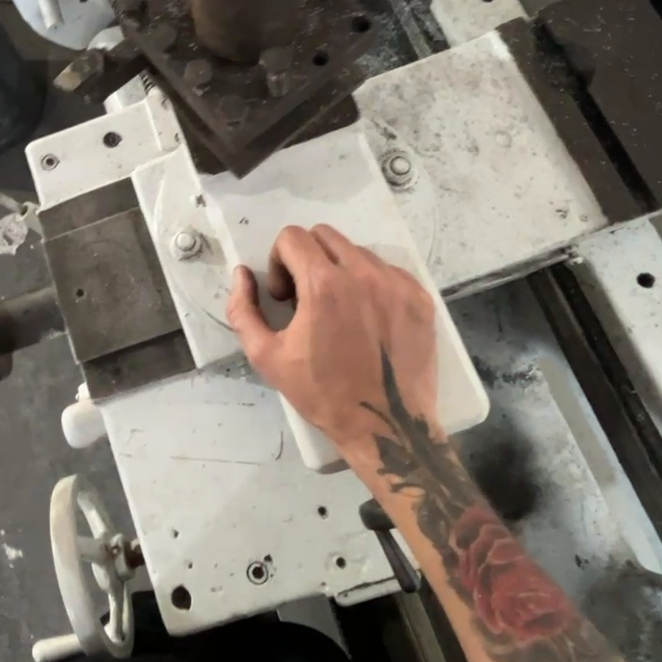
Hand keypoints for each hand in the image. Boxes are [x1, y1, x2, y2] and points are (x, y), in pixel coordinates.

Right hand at [226, 226, 442, 444]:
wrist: (386, 426)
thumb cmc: (322, 394)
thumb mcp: (266, 356)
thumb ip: (243, 310)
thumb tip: (242, 275)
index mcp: (324, 284)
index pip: (293, 237)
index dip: (279, 262)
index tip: (284, 296)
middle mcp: (363, 274)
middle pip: (324, 235)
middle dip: (306, 258)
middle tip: (306, 299)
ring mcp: (397, 283)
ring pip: (356, 251)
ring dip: (339, 270)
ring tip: (338, 311)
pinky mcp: (419, 297)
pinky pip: (386, 270)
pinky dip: (369, 283)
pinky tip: (366, 319)